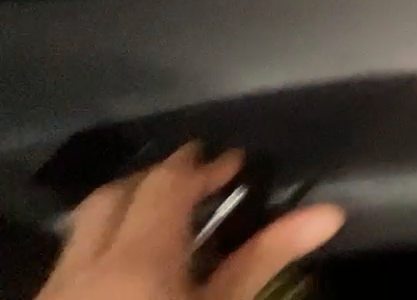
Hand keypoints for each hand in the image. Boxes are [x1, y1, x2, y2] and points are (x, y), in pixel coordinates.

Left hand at [35, 145, 343, 299]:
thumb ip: (265, 257)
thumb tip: (330, 213)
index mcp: (134, 258)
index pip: (165, 185)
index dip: (202, 165)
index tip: (236, 161)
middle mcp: (83, 269)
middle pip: (111, 198)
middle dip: (156, 178)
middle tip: (200, 176)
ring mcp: (54, 295)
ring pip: (84, 232)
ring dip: (129, 211)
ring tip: (173, 217)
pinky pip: (74, 264)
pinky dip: (110, 245)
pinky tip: (138, 267)